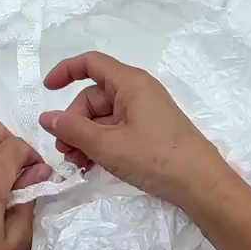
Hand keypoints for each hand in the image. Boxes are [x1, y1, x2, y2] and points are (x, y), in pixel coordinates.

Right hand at [36, 51, 231, 212]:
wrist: (203, 186)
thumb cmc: (156, 158)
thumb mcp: (108, 145)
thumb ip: (73, 130)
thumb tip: (46, 118)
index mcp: (130, 83)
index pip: (91, 63)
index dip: (65, 71)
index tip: (46, 90)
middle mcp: (137, 92)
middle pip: (93, 97)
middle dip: (74, 122)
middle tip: (65, 150)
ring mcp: (145, 113)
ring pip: (102, 117)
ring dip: (85, 138)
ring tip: (77, 164)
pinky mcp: (150, 132)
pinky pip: (116, 130)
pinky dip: (101, 145)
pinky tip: (91, 167)